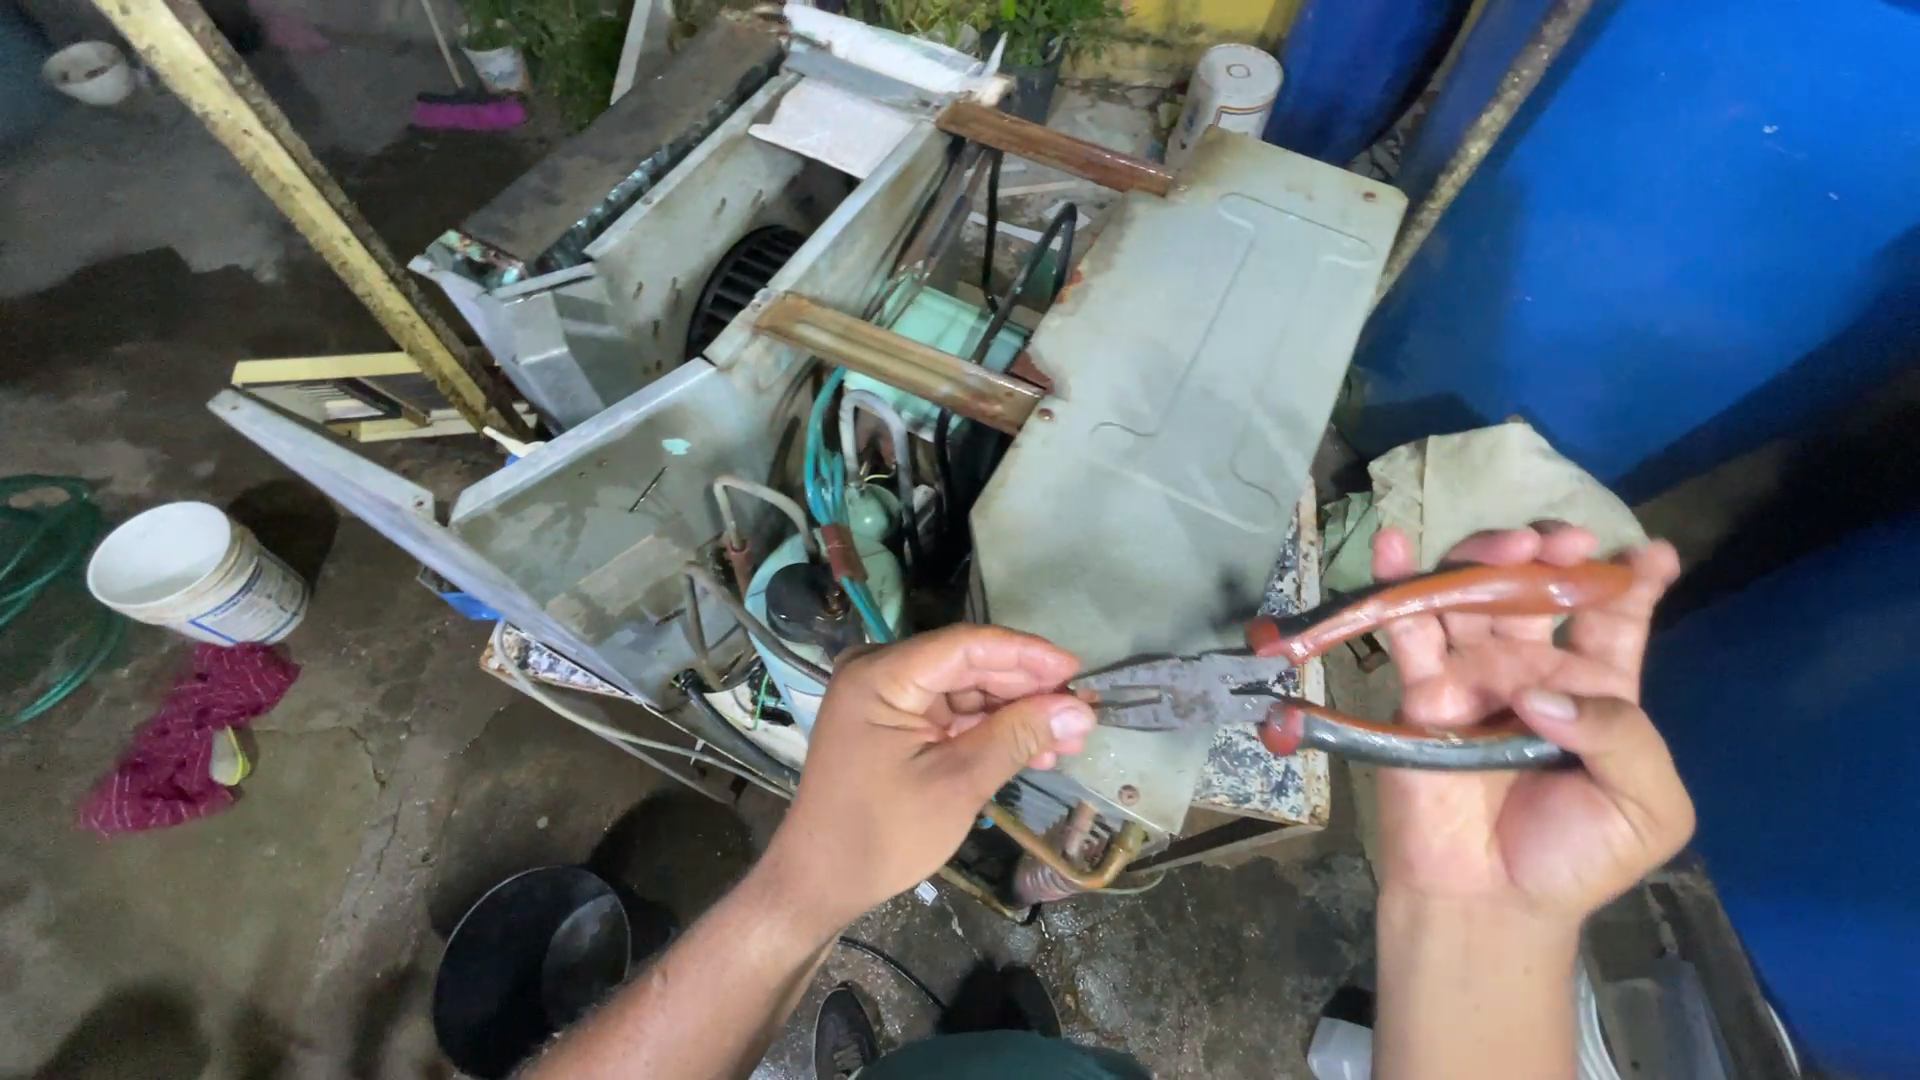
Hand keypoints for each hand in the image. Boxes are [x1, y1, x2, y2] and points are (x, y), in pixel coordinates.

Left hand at [759, 624, 1095, 929]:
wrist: (820, 883)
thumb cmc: (882, 835)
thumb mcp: (957, 784)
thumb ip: (1017, 737)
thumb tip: (1080, 710)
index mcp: (880, 674)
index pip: (966, 645)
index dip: (1026, 654)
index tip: (1076, 670)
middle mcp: (880, 670)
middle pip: (968, 664)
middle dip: (1026, 689)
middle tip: (1081, 711)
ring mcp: (886, 695)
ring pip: (966, 689)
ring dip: (1014, 713)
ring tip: (1068, 738)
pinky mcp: (895, 719)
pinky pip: (951, 712)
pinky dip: (990, 729)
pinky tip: (1034, 749)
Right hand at [1371, 523, 1693, 923]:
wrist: (1487, 893)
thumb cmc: (1575, 854)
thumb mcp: (1647, 805)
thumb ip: (1621, 735)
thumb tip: (1537, 693)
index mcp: (1592, 690)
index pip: (1614, 622)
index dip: (1631, 582)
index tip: (1649, 551)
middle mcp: (1527, 669)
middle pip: (1534, 593)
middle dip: (1547, 557)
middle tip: (1558, 541)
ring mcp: (1468, 673)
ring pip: (1470, 598)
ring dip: (1481, 560)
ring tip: (1506, 543)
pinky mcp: (1416, 686)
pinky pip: (1404, 628)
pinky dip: (1394, 584)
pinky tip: (1392, 544)